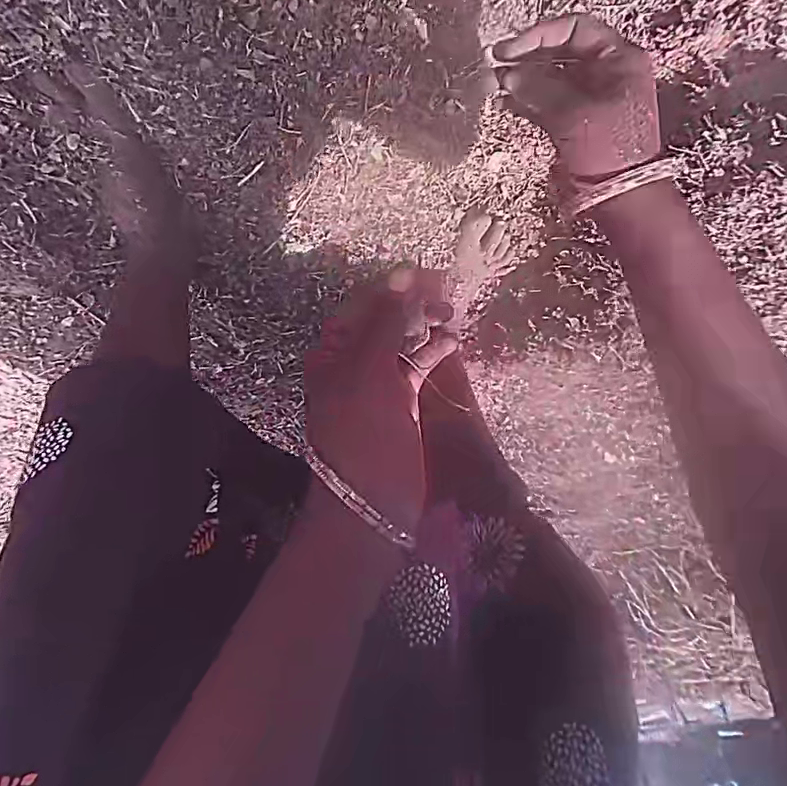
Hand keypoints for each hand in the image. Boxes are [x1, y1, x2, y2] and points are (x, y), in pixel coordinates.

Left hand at [303, 268, 456, 530]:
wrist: (369, 510)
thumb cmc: (364, 439)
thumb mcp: (370, 377)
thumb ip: (386, 325)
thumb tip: (402, 275)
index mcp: (334, 353)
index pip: (365, 305)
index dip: (395, 287)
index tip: (430, 275)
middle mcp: (353, 363)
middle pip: (384, 320)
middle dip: (413, 305)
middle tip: (447, 297)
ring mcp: (377, 384)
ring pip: (402, 342)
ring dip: (425, 325)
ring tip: (452, 315)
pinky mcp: (400, 403)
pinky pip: (415, 366)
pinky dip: (432, 352)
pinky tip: (451, 343)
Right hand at [491, 13, 661, 178]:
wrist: (621, 198)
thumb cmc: (608, 150)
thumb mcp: (573, 114)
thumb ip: (539, 88)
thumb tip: (508, 74)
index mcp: (619, 59)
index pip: (576, 28)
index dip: (539, 35)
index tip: (509, 50)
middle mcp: (606, 73)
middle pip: (560, 52)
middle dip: (526, 58)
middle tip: (496, 66)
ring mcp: (591, 98)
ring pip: (551, 78)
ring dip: (522, 80)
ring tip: (495, 85)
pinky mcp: (577, 121)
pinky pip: (548, 102)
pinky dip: (526, 101)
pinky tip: (504, 103)